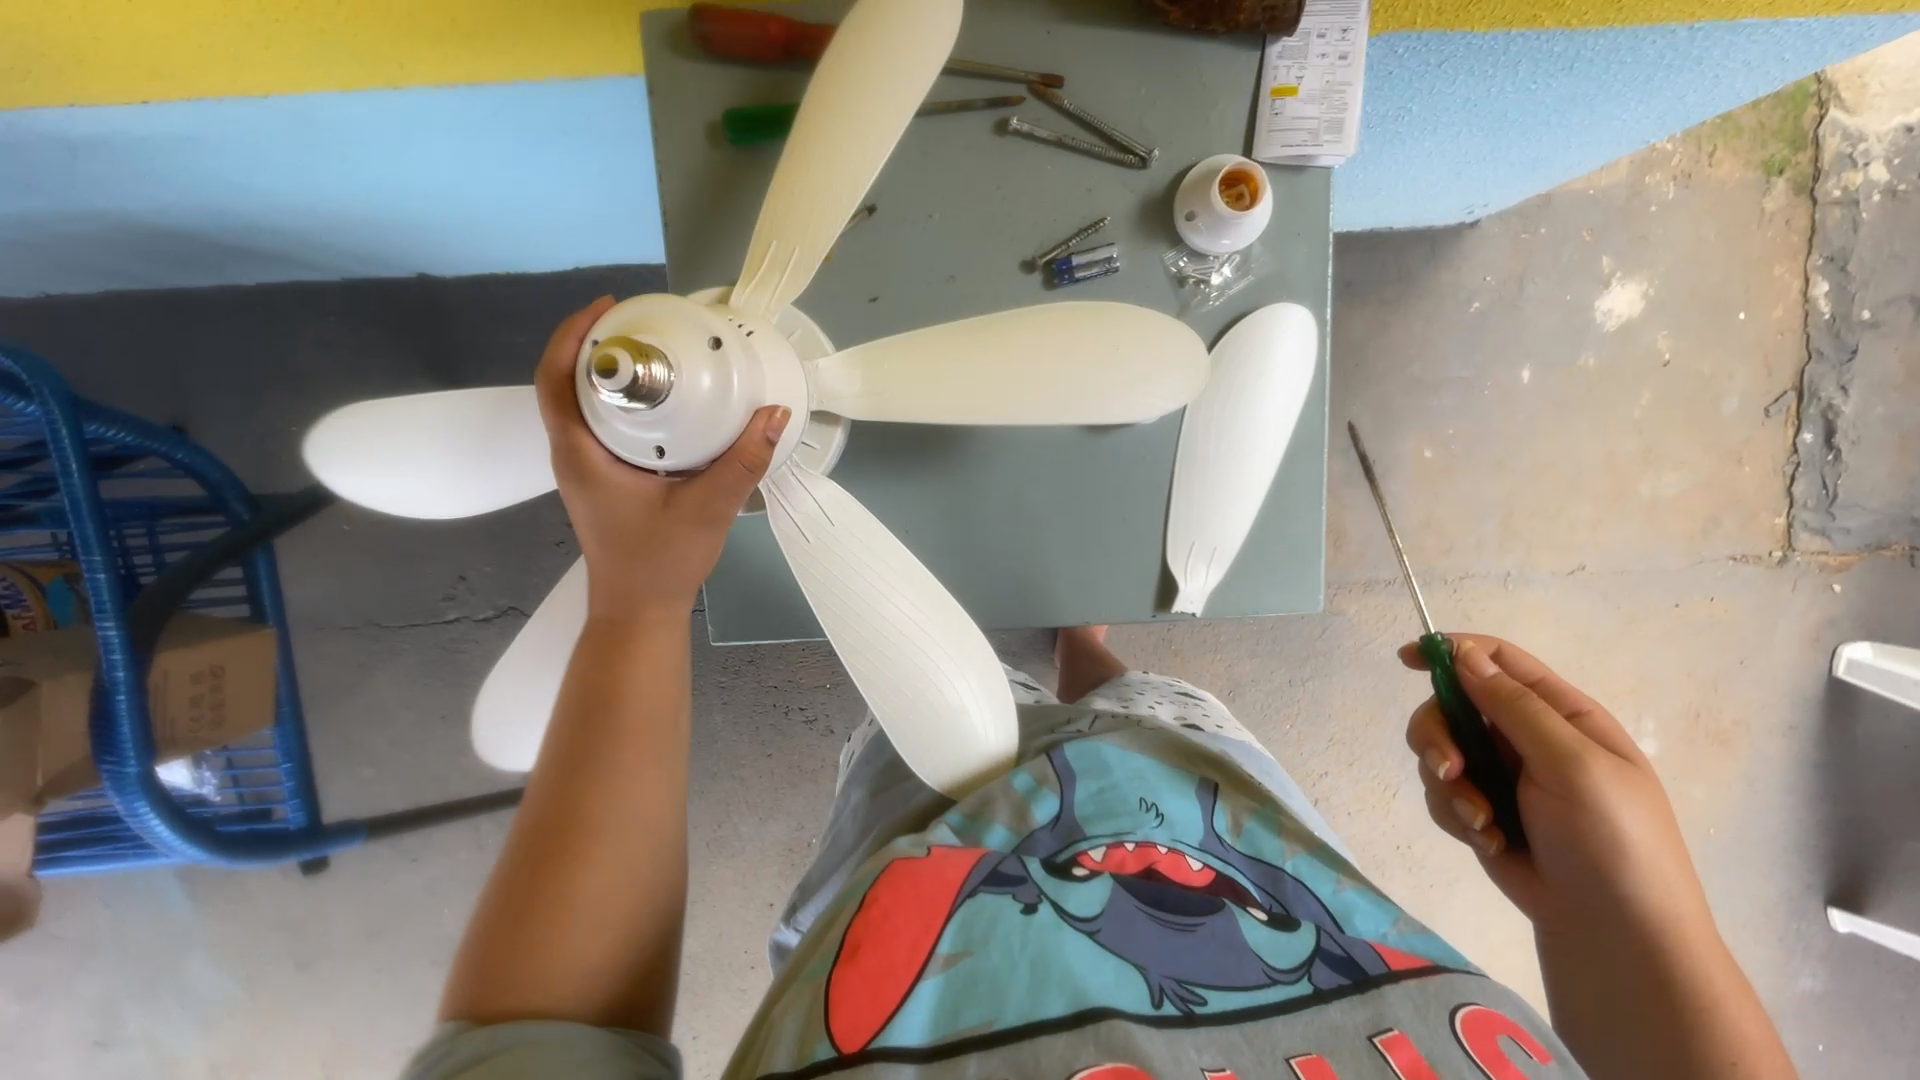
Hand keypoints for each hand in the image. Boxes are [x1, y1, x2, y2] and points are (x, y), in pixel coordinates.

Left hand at [535, 297, 790, 621]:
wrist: (640, 610)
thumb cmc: (660, 563)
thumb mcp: (708, 509)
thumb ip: (743, 462)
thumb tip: (775, 413)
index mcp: (581, 454)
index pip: (555, 380)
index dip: (574, 336)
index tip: (611, 308)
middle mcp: (574, 454)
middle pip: (567, 382)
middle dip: (598, 344)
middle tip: (645, 321)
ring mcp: (586, 467)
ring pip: (584, 403)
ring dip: (611, 372)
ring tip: (655, 348)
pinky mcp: (604, 478)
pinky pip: (604, 424)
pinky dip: (625, 401)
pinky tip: (665, 399)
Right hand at [1401, 635, 1714, 944]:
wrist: (1614, 931)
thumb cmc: (1612, 839)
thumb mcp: (1572, 764)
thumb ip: (1515, 705)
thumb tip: (1463, 652)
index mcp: (1560, 714)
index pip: (1497, 660)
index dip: (1451, 652)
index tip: (1407, 660)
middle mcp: (1526, 737)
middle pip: (1452, 707)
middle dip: (1439, 737)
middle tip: (1449, 770)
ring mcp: (1502, 775)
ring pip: (1439, 752)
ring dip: (1451, 787)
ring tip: (1484, 823)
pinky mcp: (1483, 810)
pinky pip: (1443, 794)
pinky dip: (1456, 815)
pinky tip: (1490, 841)